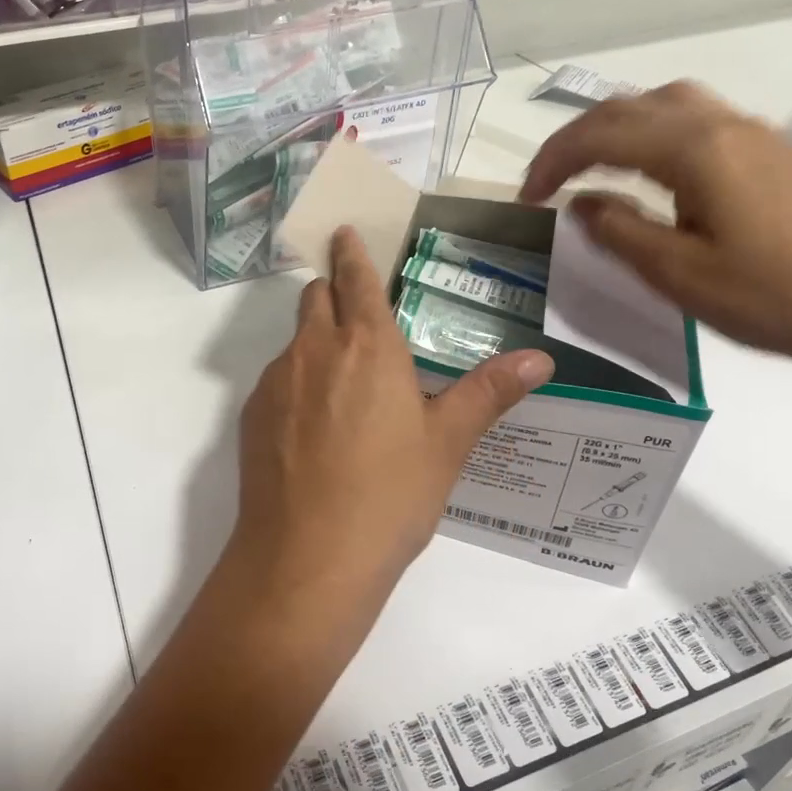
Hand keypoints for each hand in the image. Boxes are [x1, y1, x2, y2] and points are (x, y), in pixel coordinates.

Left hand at [233, 227, 554, 594]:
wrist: (307, 557)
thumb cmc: (390, 495)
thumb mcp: (448, 444)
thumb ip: (488, 392)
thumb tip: (540, 357)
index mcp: (368, 345)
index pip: (356, 278)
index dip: (352, 252)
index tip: (344, 233)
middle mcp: (315, 349)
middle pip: (315, 298)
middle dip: (332, 293)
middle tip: (357, 317)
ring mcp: (276, 381)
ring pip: (294, 340)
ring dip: (315, 344)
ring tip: (343, 389)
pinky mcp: (251, 414)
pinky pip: (276, 381)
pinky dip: (295, 385)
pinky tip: (313, 431)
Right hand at [519, 80, 791, 361]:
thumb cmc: (769, 298)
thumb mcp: (676, 273)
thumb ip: (617, 230)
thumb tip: (580, 203)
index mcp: (695, 150)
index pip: (600, 135)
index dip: (552, 161)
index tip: (526, 199)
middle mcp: (720, 124)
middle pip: (628, 107)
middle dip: (575, 140)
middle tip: (545, 182)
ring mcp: (750, 133)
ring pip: (661, 103)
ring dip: (613, 127)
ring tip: (588, 166)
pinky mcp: (767, 150)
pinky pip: (692, 117)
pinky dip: (648, 131)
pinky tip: (645, 168)